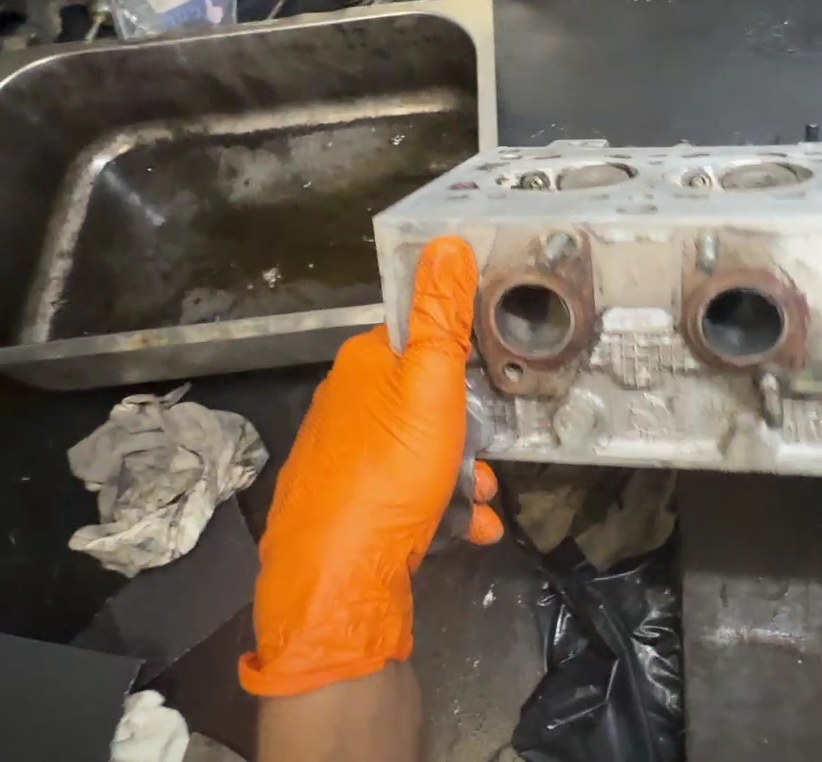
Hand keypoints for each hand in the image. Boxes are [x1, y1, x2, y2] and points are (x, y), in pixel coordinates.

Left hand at [240, 237, 501, 698]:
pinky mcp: (345, 505)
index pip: (417, 340)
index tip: (485, 387)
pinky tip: (464, 529)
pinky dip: (439, 506)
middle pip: (424, 401)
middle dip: (465, 431)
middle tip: (485, 458)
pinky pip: (404, 491)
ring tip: (479, 501)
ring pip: (419, 452)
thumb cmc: (390, 469)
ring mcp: (342, 459)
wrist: (336, 583)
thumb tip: (446, 239)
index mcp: (361, 366)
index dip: (456, 362)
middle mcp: (345, 405)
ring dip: (460, 475)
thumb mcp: (431, 383)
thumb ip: (441, 315)